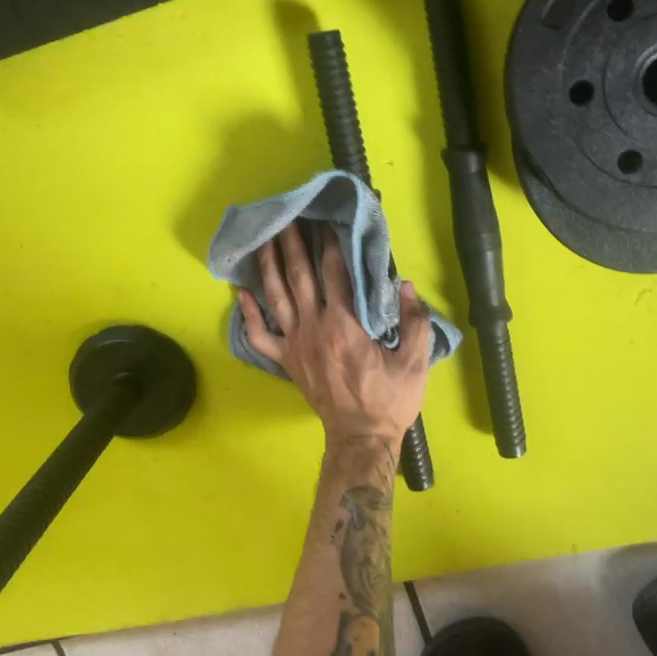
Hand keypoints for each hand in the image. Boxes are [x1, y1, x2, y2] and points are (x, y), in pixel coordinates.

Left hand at [239, 223, 432, 448]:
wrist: (361, 438)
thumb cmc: (390, 400)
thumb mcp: (415, 363)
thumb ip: (414, 322)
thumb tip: (405, 286)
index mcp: (346, 324)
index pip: (336, 273)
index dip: (331, 244)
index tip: (326, 220)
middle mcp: (315, 328)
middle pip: (299, 277)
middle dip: (293, 244)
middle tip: (288, 217)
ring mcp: (296, 344)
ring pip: (277, 298)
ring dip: (269, 266)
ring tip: (265, 240)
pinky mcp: (286, 361)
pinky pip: (259, 335)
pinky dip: (248, 313)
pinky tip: (241, 293)